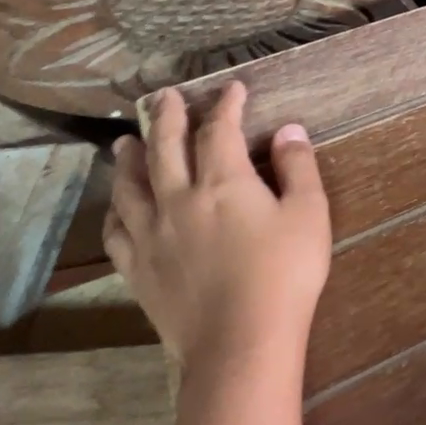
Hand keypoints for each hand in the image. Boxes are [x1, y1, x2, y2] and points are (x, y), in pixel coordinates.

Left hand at [103, 83, 330, 368]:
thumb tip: (287, 130)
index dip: (226, 106)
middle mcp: (178, 200)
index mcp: (224, 183)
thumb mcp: (309, 212)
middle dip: (166, 119)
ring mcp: (151, 235)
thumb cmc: (286, 269)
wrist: (240, 337)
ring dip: (130, 158)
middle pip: (165, 150)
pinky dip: (116, 207)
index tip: (233, 87)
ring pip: (131, 187)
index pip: (219, 131)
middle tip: (165, 97)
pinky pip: (116, 229)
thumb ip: (297, 167)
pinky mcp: (137, 267)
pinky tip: (118, 204)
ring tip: (126, 141)